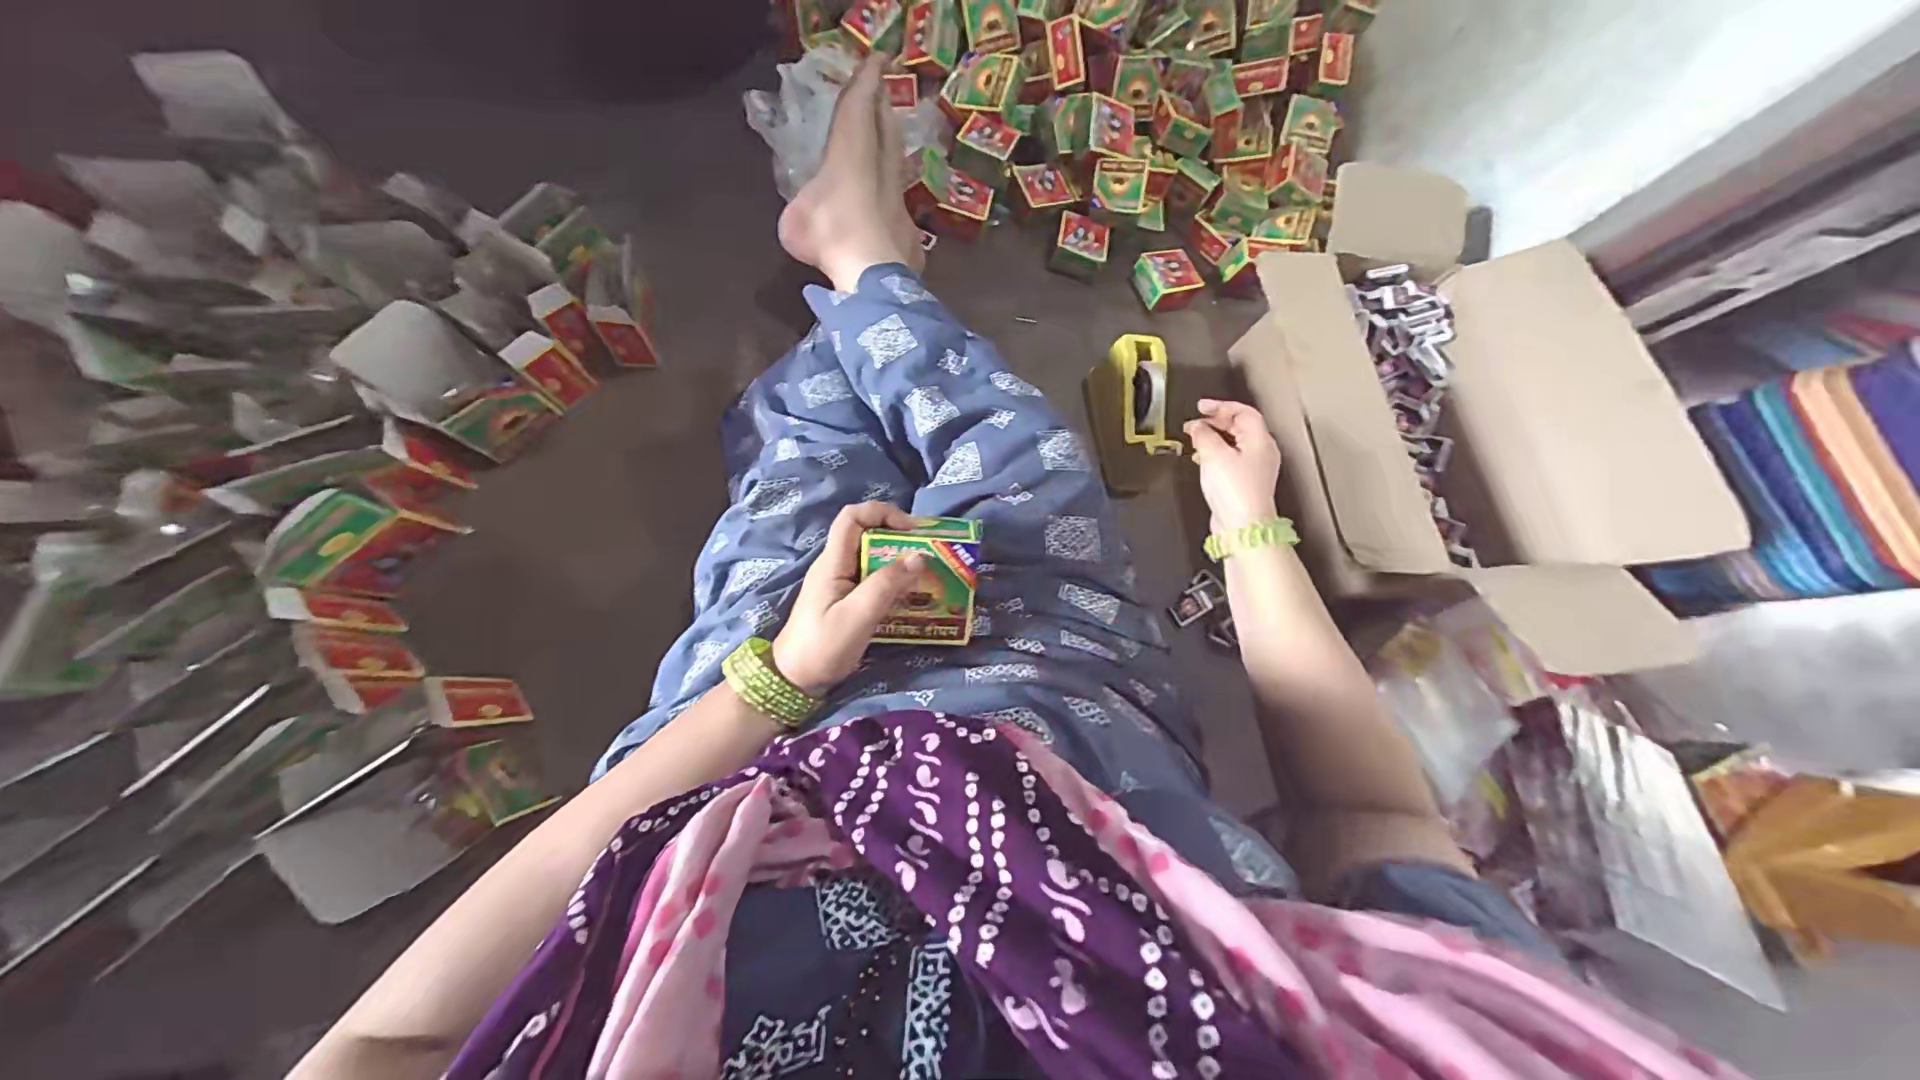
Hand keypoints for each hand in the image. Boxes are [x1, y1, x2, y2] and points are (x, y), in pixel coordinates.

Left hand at [771, 501, 926, 696]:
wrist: (795, 681)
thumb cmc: (822, 647)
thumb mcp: (857, 616)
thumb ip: (886, 585)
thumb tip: (919, 557)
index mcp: (833, 562)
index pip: (853, 517)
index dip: (883, 513)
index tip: (912, 531)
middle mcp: (836, 566)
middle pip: (868, 535)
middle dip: (900, 539)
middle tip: (930, 555)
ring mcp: (841, 584)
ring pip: (874, 558)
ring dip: (900, 563)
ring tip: (928, 576)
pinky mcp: (847, 601)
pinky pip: (874, 580)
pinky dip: (895, 583)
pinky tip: (912, 597)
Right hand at [1185, 398, 1281, 531]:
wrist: (1242, 526)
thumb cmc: (1237, 493)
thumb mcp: (1214, 455)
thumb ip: (1203, 435)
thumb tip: (1197, 426)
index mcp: (1260, 441)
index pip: (1244, 412)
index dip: (1221, 406)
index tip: (1202, 406)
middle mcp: (1261, 453)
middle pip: (1239, 427)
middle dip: (1216, 421)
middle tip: (1196, 421)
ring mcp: (1253, 469)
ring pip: (1233, 443)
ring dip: (1213, 438)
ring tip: (1196, 438)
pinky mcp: (1243, 483)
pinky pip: (1229, 460)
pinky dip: (1214, 454)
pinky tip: (1202, 459)